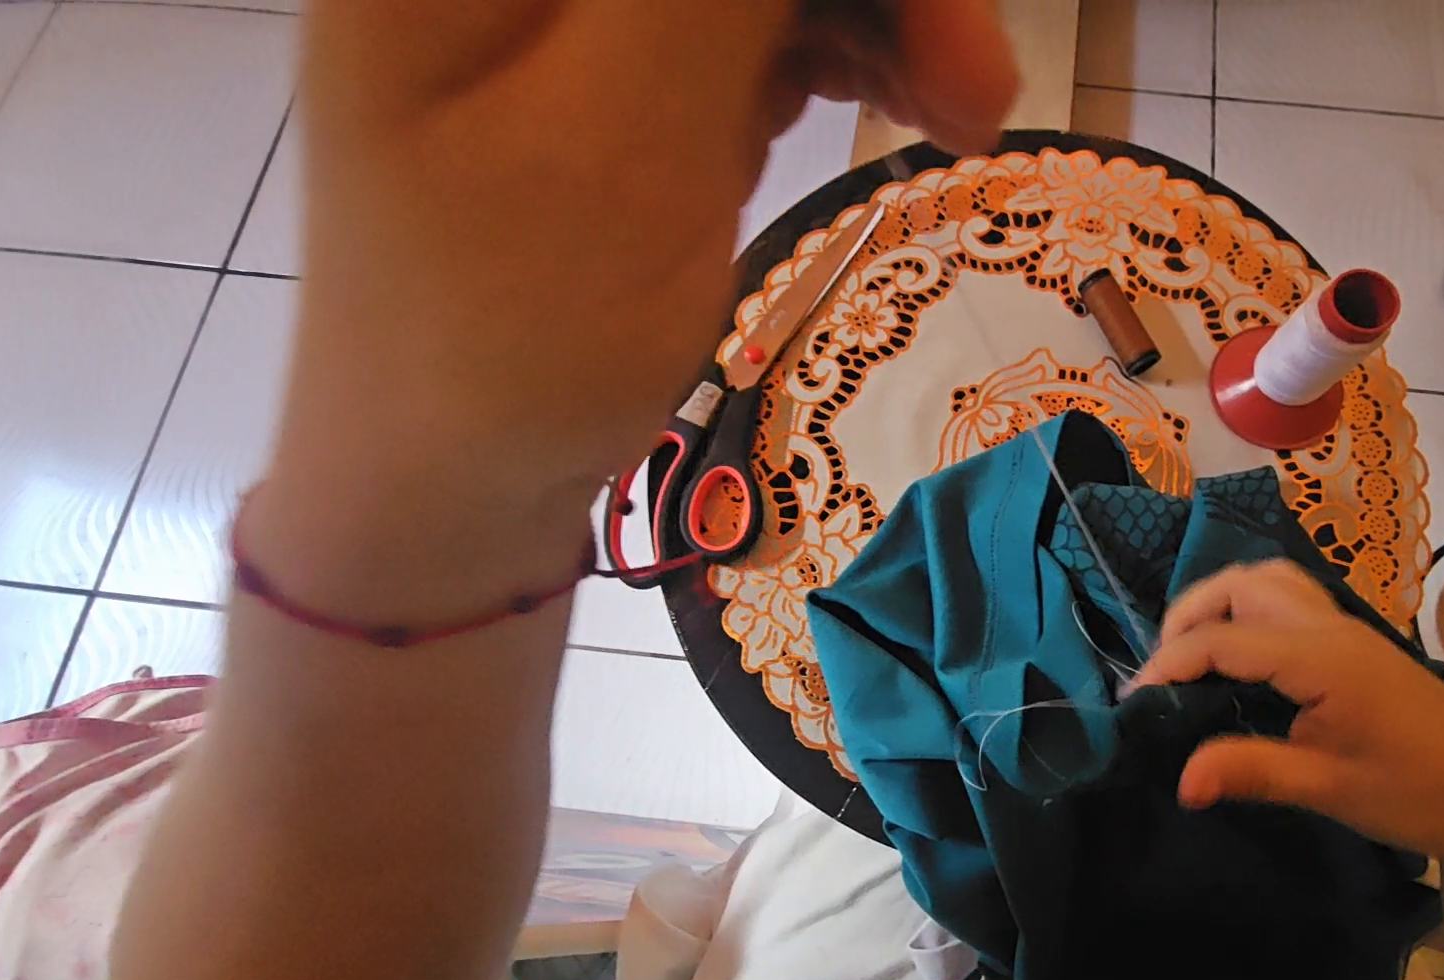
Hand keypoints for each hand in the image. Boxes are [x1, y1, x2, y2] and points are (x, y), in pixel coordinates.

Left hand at [286, 0, 1018, 490]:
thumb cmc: (516, 338)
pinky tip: (888, 109)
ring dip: (880, 28)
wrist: (462, 471)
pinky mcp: (635, 93)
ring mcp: (589, 24)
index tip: (952, 46)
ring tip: (961, 120)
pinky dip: (838, 64)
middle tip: (981, 104)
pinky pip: (757, 40)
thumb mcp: (615, 144)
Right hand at [1127, 561, 1443, 872]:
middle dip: (1187, 616)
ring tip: (1194, 652)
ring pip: (1266, 581)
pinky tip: (1241, 653)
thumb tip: (1180, 782)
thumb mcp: (1328, 788)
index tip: (1134, 701)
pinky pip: (1287, 597)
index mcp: (1321, 658)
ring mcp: (1345, 627)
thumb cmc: (1418, 797)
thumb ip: (1249, 772)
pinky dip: (1247, 608)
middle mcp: (1329, 627)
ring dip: (1218, 603)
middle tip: (1164, 670)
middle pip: (1239, 585)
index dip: (1168, 664)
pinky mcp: (1353, 640)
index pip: (1221, 638)